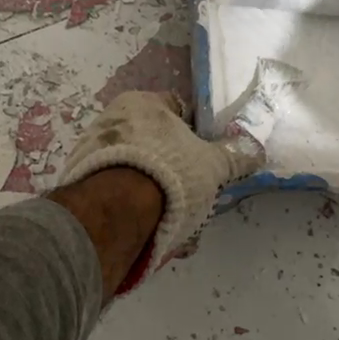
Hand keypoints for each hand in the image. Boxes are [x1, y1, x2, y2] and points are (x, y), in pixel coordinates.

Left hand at [55, 92, 262, 285]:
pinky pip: (120, 197)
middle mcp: (112, 120)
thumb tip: (255, 150)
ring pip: (139, 177)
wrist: (115, 212)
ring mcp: (93, 153)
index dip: (197, 135)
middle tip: (196, 200)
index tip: (208, 161)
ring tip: (178, 229)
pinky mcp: (83, 185)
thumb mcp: (212, 165)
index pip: (177, 110)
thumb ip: (234, 156)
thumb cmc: (170, 173)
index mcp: (142, 103)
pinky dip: (137, 214)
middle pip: (157, 147)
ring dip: (160, 202)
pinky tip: (154, 236)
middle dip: (179, 176)